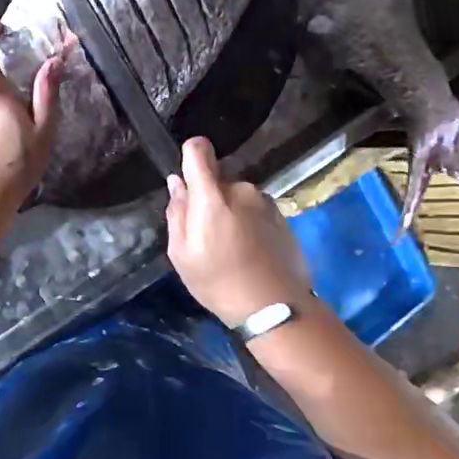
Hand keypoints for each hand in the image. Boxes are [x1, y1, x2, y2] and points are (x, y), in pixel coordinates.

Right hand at [165, 137, 310, 324]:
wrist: (274, 307)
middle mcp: (241, 189)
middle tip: (203, 231)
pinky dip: (246, 222)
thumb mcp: (180, 252)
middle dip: (206, 196)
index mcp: (212, 196)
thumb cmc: (216, 281)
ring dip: (228, 210)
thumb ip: (177, 213)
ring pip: (236, 195)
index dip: (189, 155)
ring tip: (226, 245)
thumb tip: (177, 184)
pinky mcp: (282, 216)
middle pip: (216, 178)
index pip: (198, 150)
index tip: (185, 176)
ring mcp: (265, 202)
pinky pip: (254, 209)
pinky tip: (246, 250)